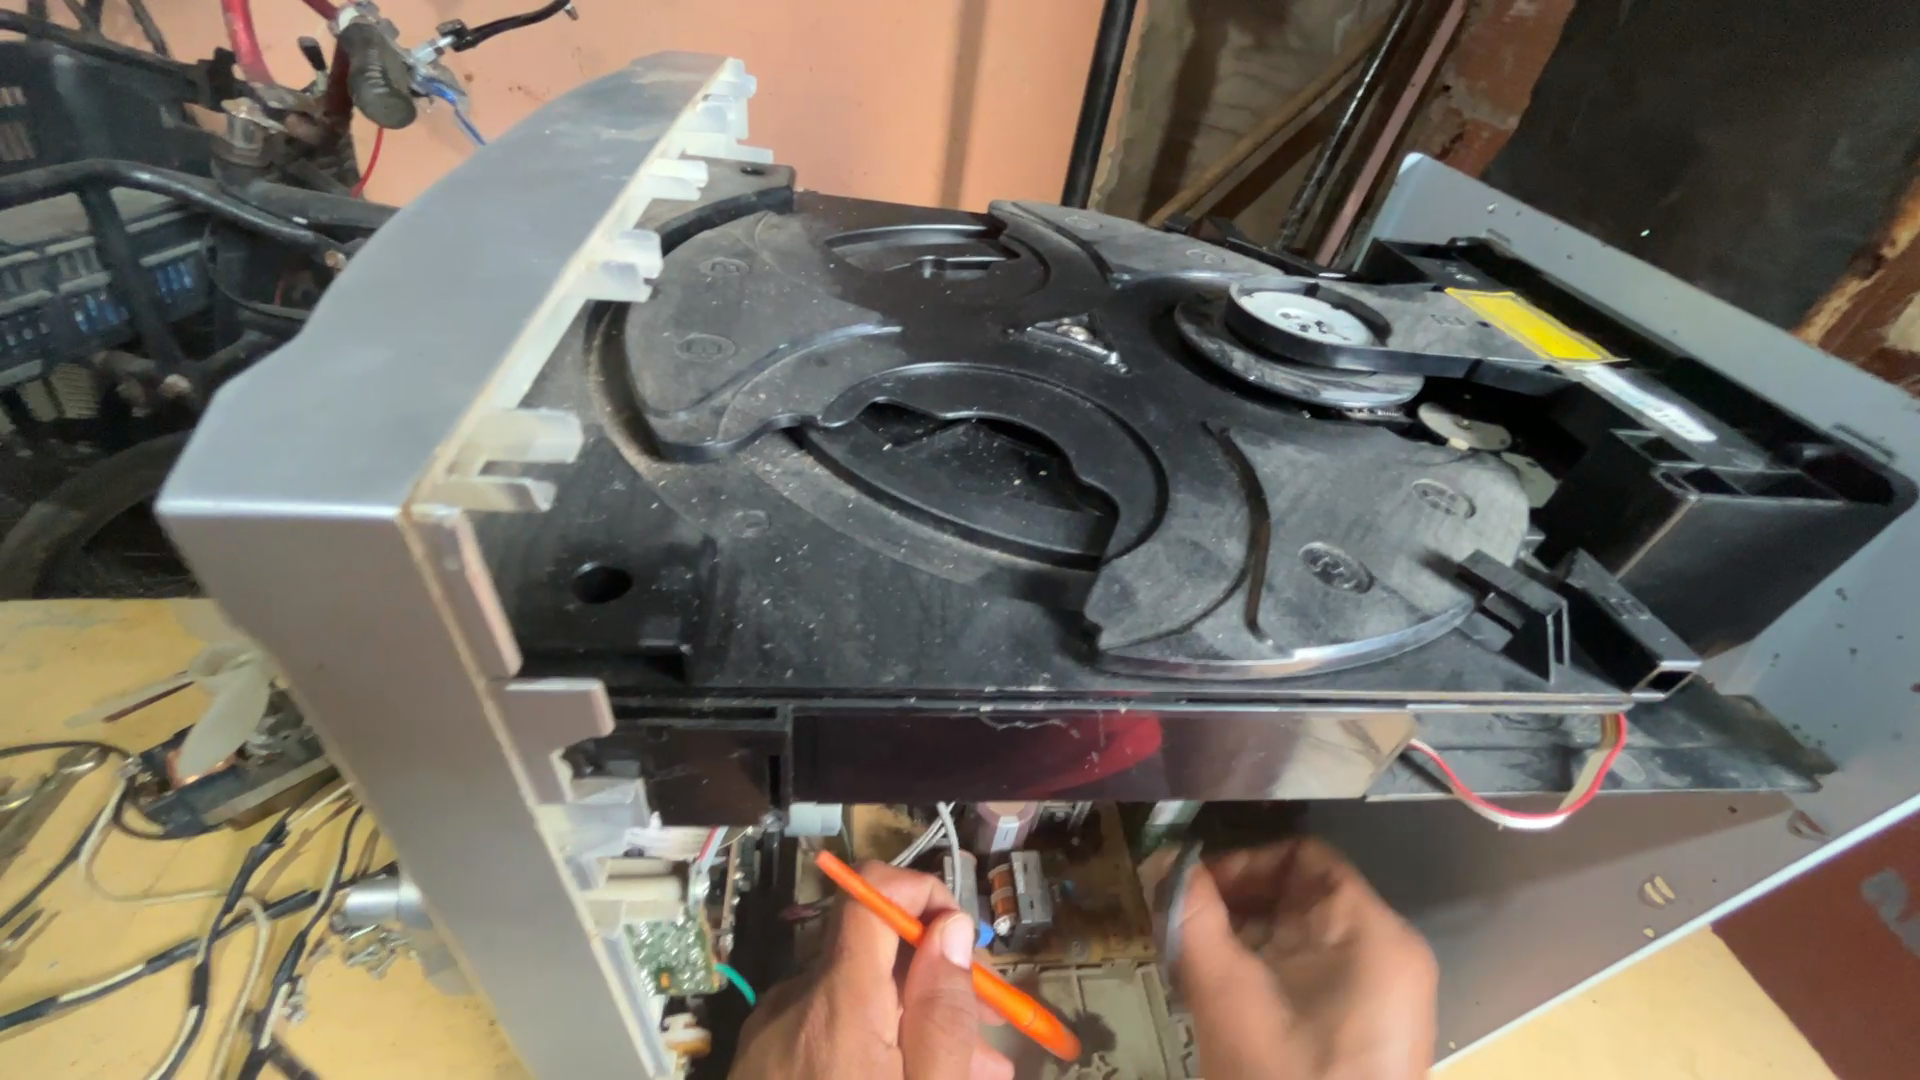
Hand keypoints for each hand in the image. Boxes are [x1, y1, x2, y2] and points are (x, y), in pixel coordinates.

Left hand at [729, 860, 1012, 1079]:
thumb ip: (944, 1015)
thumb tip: (949, 927)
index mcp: (835, 1003)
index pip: (869, 886)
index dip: (921, 891)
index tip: (961, 941)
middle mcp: (794, 999)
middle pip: (872, 947)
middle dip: (934, 975)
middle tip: (985, 1035)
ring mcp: (769, 1033)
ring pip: (854, 994)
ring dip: (910, 1017)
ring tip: (966, 1073)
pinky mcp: (759, 1065)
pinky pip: (826, 1027)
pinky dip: (871, 1042)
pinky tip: (902, 1076)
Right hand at [1172, 839, 1436, 1079]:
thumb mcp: (1226, 991)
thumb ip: (1189, 915)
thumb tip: (1160, 859)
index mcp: (1371, 933)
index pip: (1302, 856)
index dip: (1243, 862)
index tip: (1195, 889)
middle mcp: (1384, 952)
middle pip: (1296, 892)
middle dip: (1233, 902)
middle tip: (1184, 922)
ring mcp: (1376, 992)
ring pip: (1294, 931)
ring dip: (1239, 935)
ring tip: (1195, 958)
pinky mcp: (1360, 1023)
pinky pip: (1302, 967)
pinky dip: (1257, 966)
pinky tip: (1221, 989)